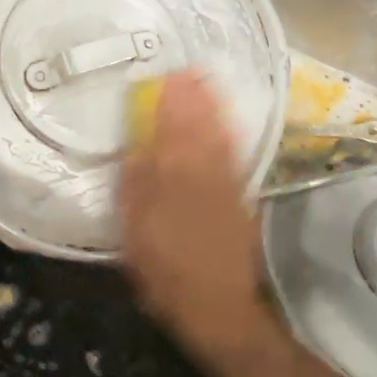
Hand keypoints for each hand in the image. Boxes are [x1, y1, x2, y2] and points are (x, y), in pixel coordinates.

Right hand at [118, 72, 267, 358]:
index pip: (167, 133)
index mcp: (171, 184)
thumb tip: (135, 149)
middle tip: (190, 69)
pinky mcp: (241, 199)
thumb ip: (136, 188)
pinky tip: (228, 121)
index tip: (165, 76)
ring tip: (208, 82)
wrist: (216, 307)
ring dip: (214, 109)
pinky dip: (231, 134)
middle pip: (197, 129)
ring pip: (219, 139)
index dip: (168, 104)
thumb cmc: (166, 273)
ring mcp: (225, 187)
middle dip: (193, 98)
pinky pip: (235, 157)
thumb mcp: (136, 233)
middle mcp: (202, 177)